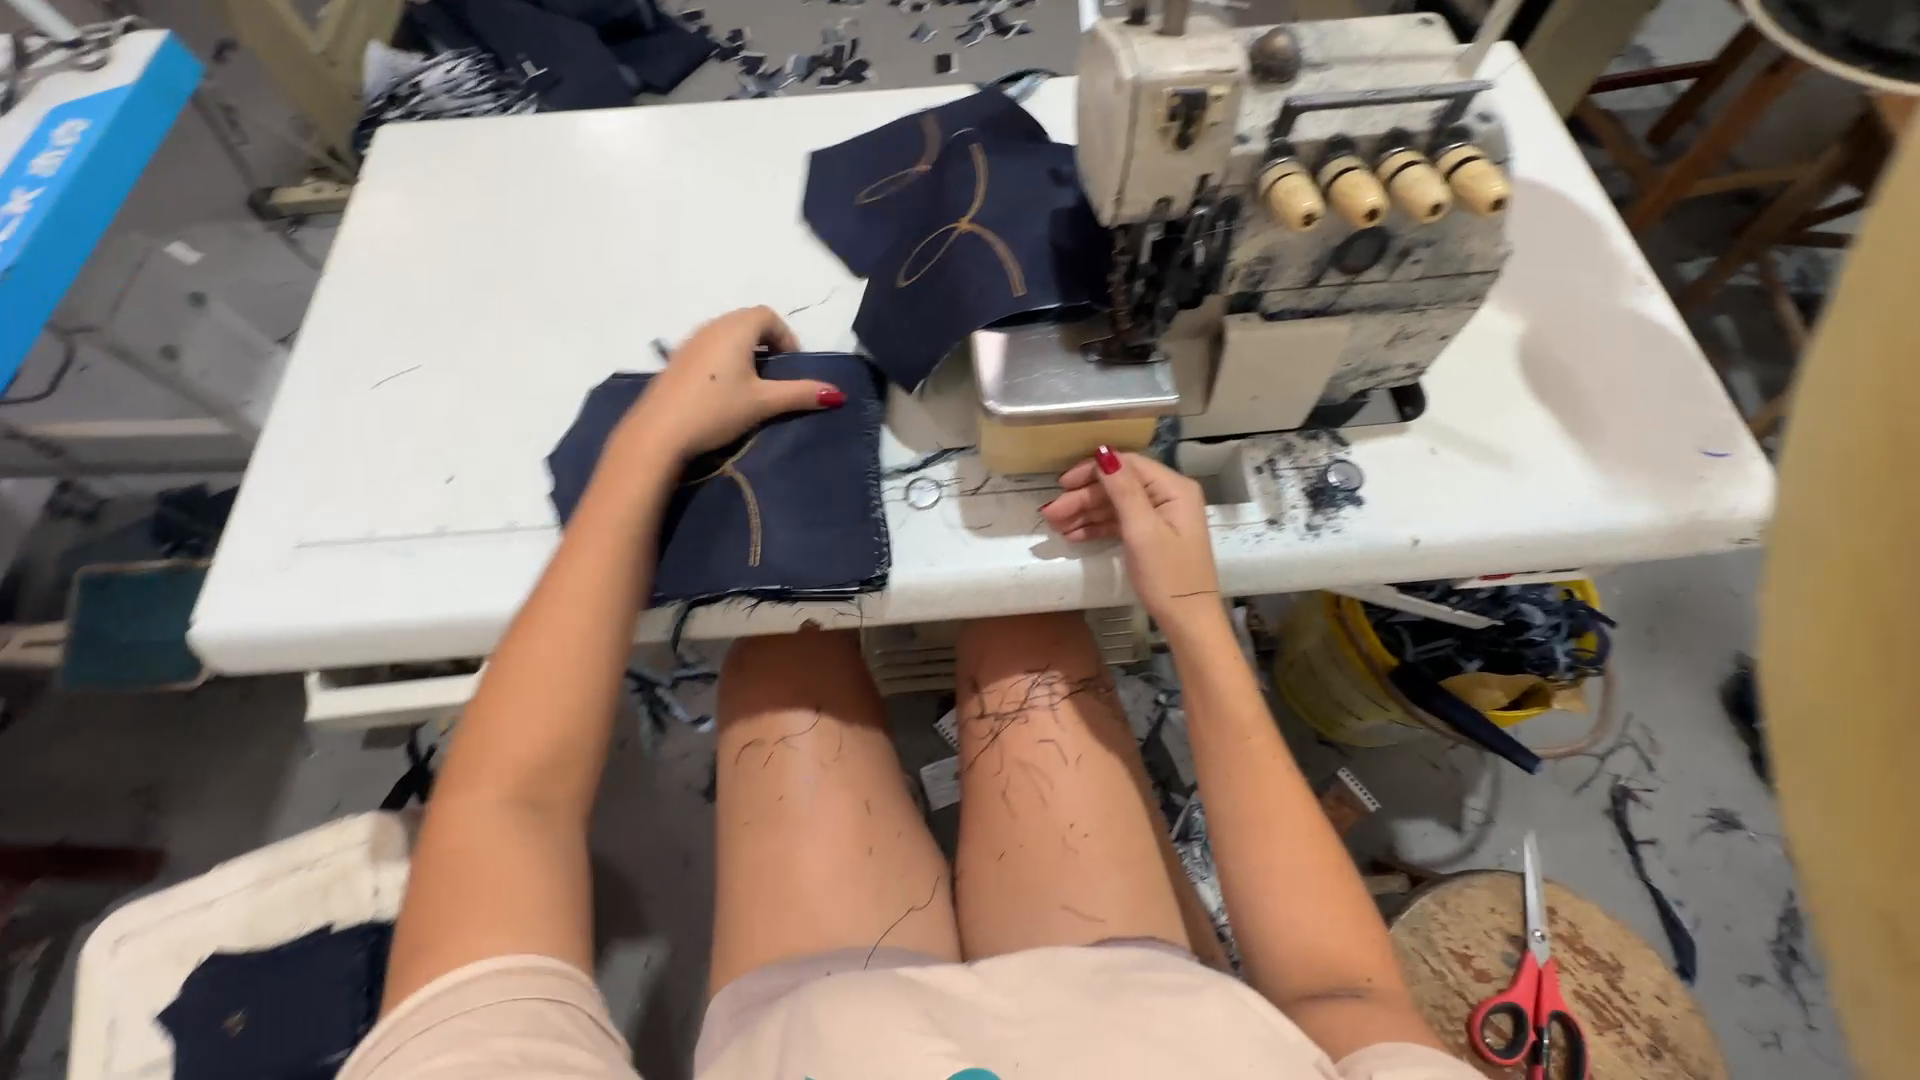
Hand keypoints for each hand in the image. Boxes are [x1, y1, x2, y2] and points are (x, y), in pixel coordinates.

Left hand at [610, 306, 843, 464]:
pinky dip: (726, 358)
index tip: (791, 365)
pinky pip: (710, 346)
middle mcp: (712, 326)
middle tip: (776, 374)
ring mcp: (690, 341)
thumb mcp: (763, 403)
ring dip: (746, 350)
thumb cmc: (716, 410)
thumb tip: (838, 394)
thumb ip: (800, 394)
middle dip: (768, 342)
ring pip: (727, 334)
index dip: (785, 336)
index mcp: (735, 329)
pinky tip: (725, 390)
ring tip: (753, 383)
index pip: (768, 315)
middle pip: (747, 321)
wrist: (660, 432)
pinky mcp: (678, 359)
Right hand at [1041, 446, 1221, 628]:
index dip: (1092, 470)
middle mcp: (1169, 496)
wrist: (1188, 620)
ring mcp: (1161, 517)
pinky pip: (1121, 522)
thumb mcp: (1142, 530)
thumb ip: (1123, 489)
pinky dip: (1097, 527)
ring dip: (1085, 513)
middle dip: (1083, 497)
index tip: (1062, 484)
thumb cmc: (1168, 575)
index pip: (1127, 465)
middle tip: (1050, 514)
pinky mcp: (1153, 536)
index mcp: (1173, 488)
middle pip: (1118, 486)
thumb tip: (1104, 452)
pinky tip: (1074, 535)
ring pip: (1116, 505)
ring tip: (1056, 526)